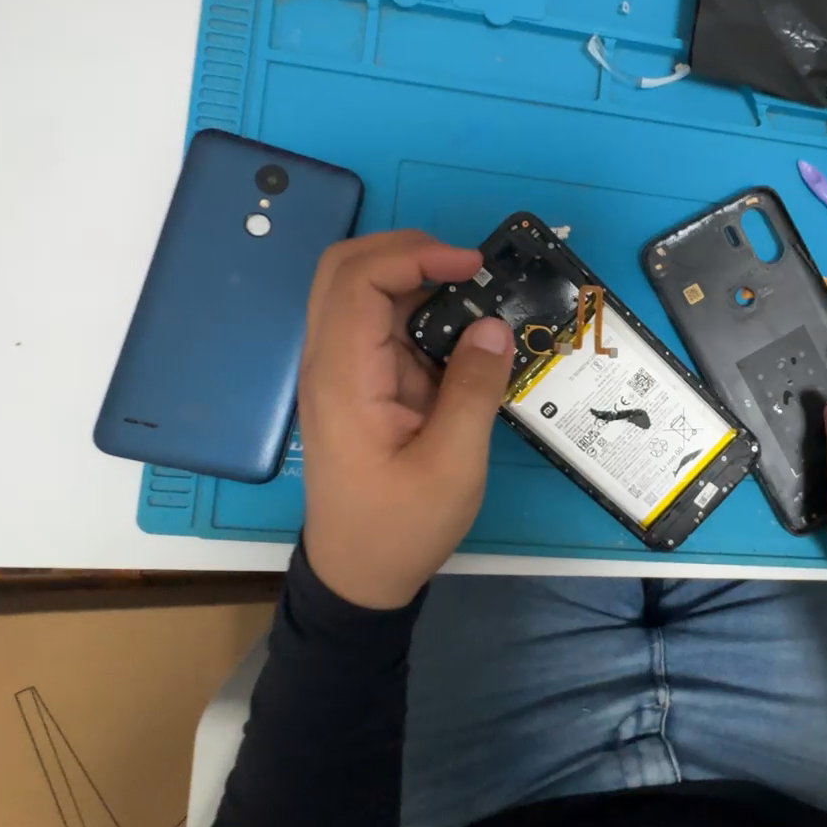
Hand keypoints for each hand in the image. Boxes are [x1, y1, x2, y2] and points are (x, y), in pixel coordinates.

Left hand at [297, 232, 514, 608]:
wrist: (361, 575)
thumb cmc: (402, 526)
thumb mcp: (452, 464)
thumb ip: (474, 390)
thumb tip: (495, 327)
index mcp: (343, 377)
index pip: (358, 281)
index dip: (415, 256)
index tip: (474, 266)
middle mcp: (331, 362)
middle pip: (346, 270)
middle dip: (408, 251)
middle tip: (468, 266)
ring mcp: (342, 372)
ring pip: (362, 293)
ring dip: (416, 279)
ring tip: (475, 293)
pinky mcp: (360, 385)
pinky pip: (383, 327)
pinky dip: (421, 312)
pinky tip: (462, 331)